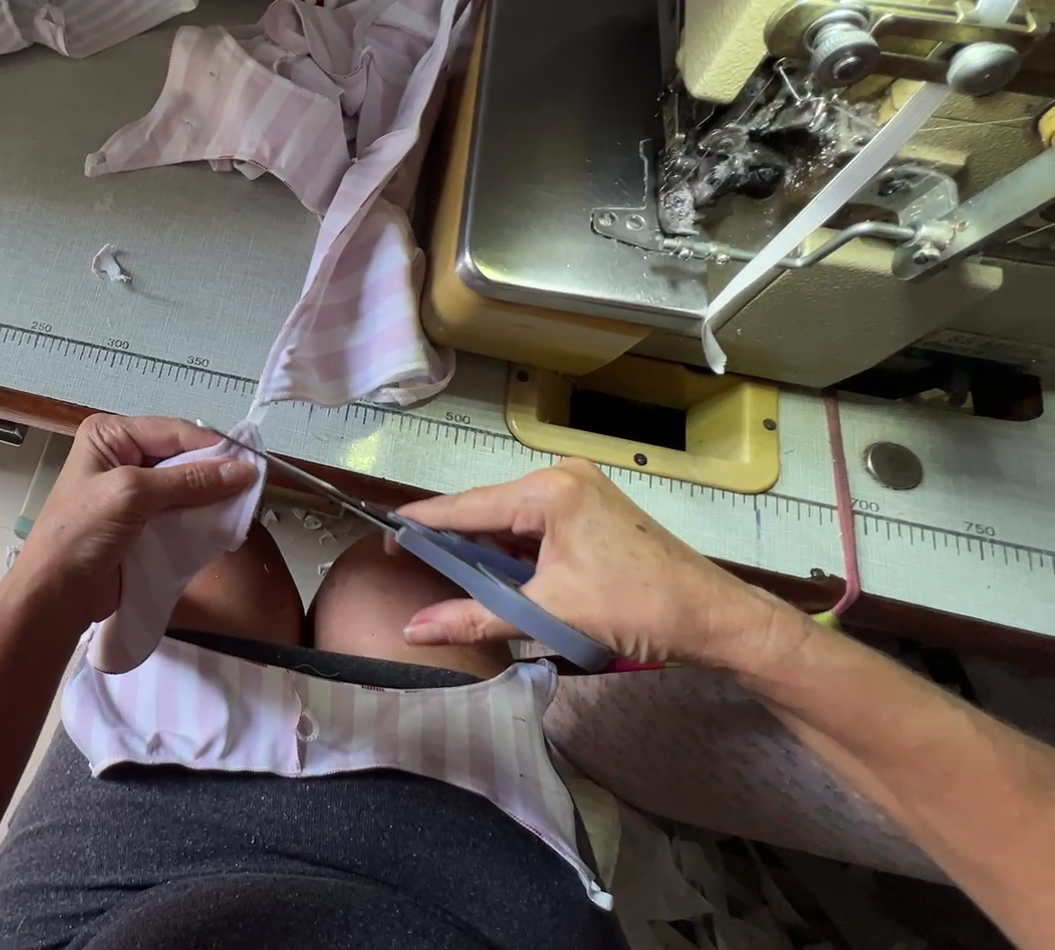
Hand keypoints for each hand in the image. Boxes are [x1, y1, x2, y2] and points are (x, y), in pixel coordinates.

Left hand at [8, 415, 257, 626]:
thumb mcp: (133, 495)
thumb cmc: (80, 534)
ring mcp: (133, 490)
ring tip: (244, 505)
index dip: (212, 446)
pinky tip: (223, 522)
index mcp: (109, 435)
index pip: (172, 430)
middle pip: (182, 455)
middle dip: (214, 471)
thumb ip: (188, 481)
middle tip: (253, 487)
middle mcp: (122, 455)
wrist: (56, 594)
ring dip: (211, 496)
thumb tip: (242, 470)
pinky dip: (202, 516)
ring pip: (186, 484)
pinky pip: (182, 510)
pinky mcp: (144, 521)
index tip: (252, 464)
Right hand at [395, 459, 811, 668]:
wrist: (720, 620)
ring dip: (481, 545)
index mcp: (548, 492)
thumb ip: (473, 618)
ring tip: (450, 571)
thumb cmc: (639, 611)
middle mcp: (559, 476)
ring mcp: (576, 487)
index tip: (385, 533)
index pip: (465, 507)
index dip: (421, 523)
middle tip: (413, 560)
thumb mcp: (548, 616)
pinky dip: (509, 547)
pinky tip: (495, 568)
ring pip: (505, 516)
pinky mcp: (586, 504)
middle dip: (451, 538)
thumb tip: (413, 630)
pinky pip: (529, 521)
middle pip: (484, 509)